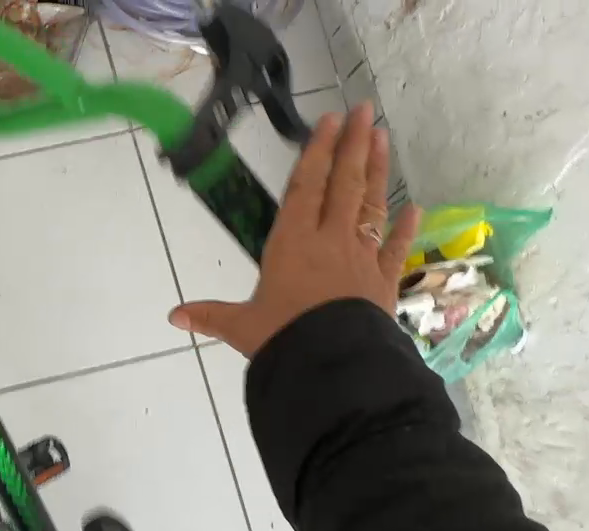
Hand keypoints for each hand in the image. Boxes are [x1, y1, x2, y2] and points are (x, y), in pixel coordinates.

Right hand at [170, 103, 420, 357]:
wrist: (330, 361)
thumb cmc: (282, 338)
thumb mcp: (239, 327)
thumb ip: (209, 315)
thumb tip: (174, 315)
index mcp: (292, 244)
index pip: (306, 188)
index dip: (316, 153)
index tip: (328, 120)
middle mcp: (330, 240)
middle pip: (344, 184)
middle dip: (352, 146)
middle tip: (362, 111)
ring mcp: (360, 257)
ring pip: (371, 204)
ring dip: (377, 169)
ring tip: (382, 137)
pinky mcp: (382, 279)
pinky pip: (395, 247)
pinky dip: (404, 227)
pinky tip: (414, 207)